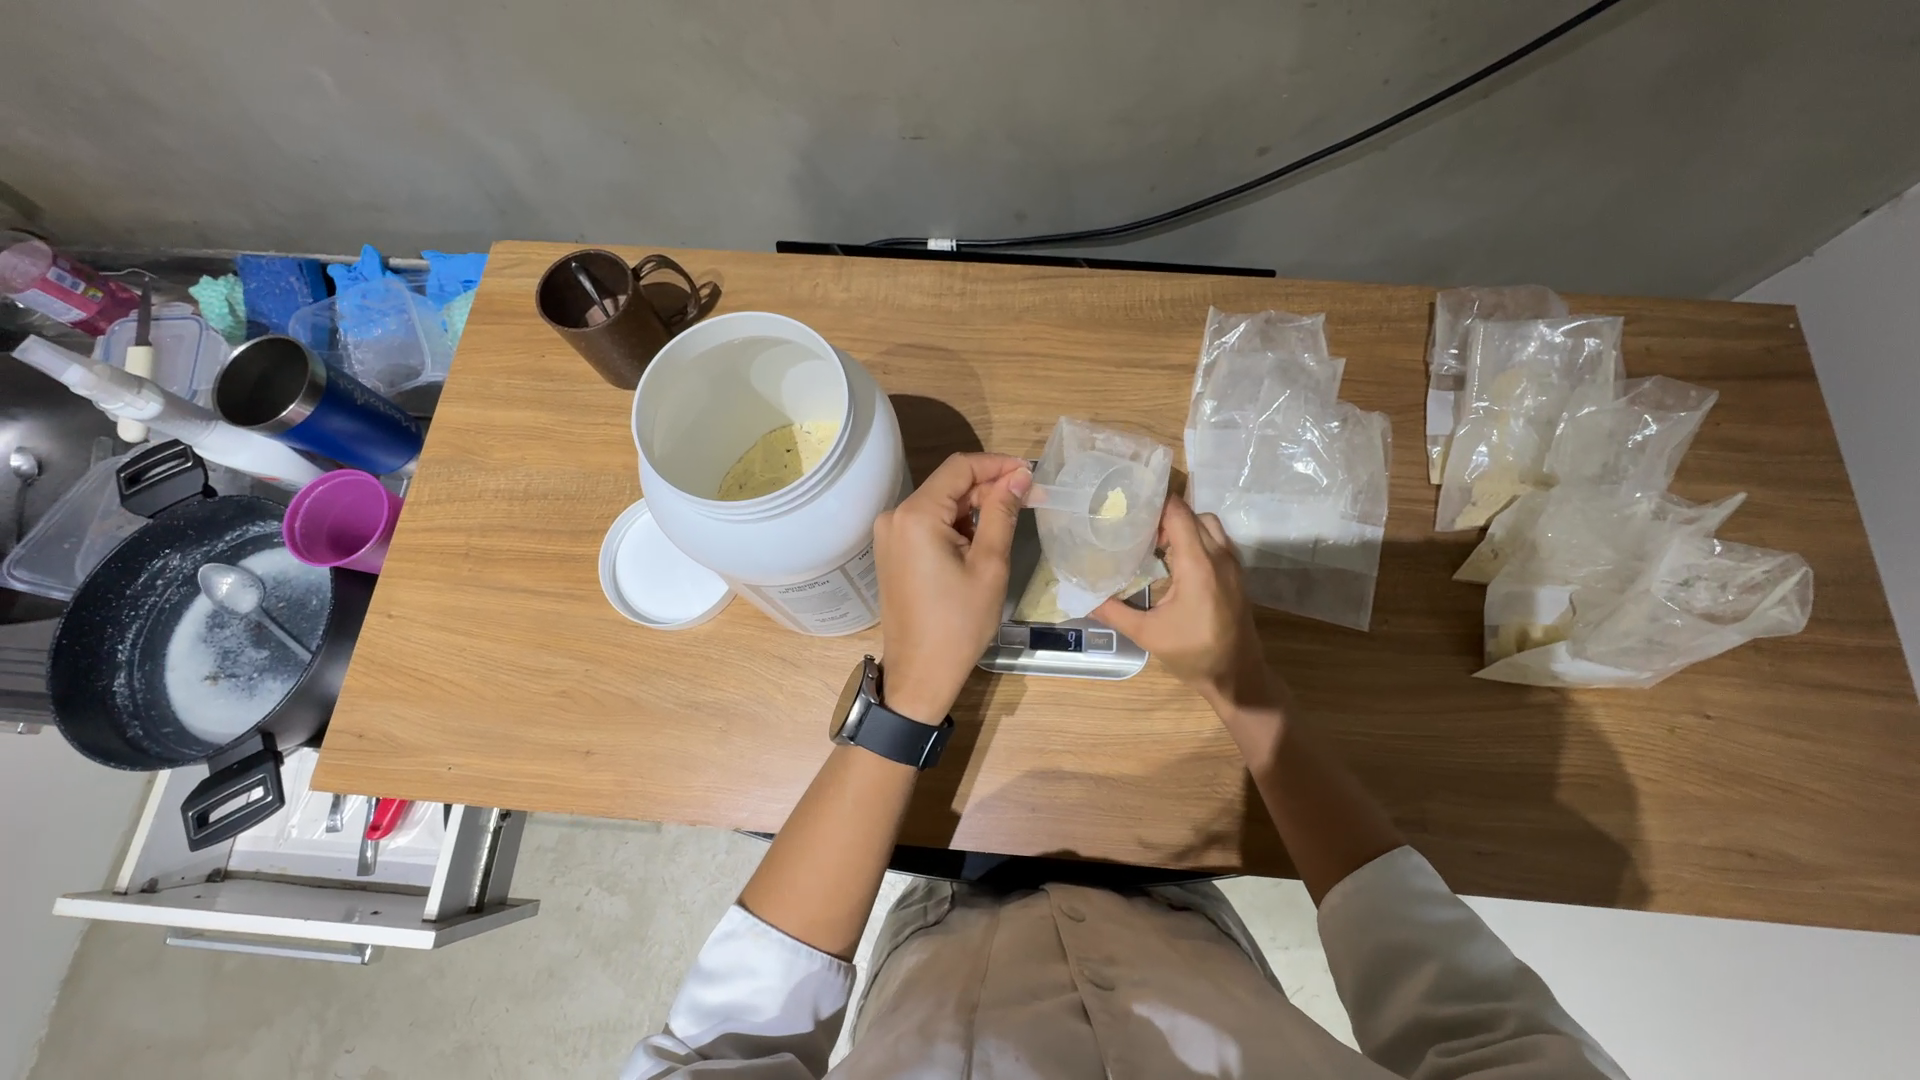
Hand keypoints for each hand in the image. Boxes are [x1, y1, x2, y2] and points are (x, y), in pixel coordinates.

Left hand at [873, 452, 1031, 721]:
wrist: (921, 673)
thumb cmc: (959, 623)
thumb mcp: (989, 565)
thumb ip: (1001, 513)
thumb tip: (1018, 476)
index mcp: (915, 516)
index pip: (960, 468)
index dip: (997, 465)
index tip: (1029, 474)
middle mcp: (895, 516)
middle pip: (948, 485)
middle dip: (988, 488)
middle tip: (1028, 500)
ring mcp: (889, 535)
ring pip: (940, 504)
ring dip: (973, 509)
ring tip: (1008, 525)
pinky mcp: (893, 552)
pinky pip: (928, 524)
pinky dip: (956, 526)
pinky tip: (981, 542)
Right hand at [1094, 494, 1276, 708]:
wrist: (1238, 676)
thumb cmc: (1194, 654)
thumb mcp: (1147, 634)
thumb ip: (1114, 611)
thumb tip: (1083, 598)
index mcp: (1198, 565)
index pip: (1178, 513)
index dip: (1154, 504)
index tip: (1128, 509)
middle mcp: (1219, 556)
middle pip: (1193, 514)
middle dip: (1164, 515)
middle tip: (1136, 529)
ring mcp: (1232, 564)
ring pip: (1208, 525)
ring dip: (1183, 526)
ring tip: (1155, 543)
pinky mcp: (1235, 574)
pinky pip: (1216, 541)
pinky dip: (1196, 539)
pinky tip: (1174, 560)